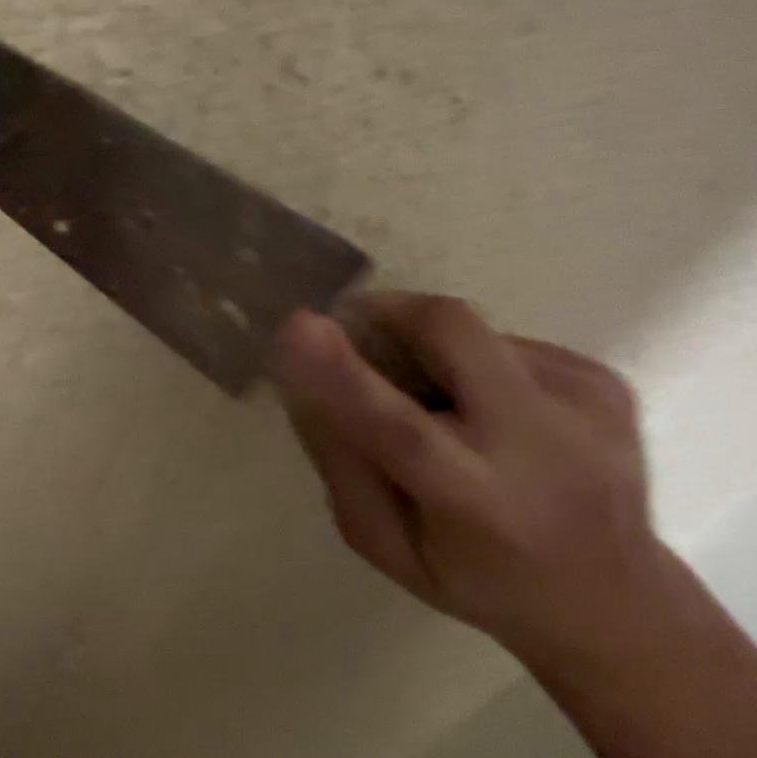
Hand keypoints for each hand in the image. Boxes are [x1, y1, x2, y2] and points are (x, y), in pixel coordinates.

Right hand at [269, 293, 664, 662]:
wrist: (619, 603)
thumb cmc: (472, 577)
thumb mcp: (380, 540)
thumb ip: (337, 458)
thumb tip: (295, 372)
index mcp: (478, 505)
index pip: (400, 429)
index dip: (342, 373)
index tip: (296, 323)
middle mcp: (544, 448)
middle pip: (452, 334)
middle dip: (385, 312)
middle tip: (346, 329)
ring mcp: (586, 407)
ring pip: (469, 329)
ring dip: (424, 347)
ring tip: (431, 400)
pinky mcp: (605, 382)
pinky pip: (502, 340)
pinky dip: (467, 359)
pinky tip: (481, 407)